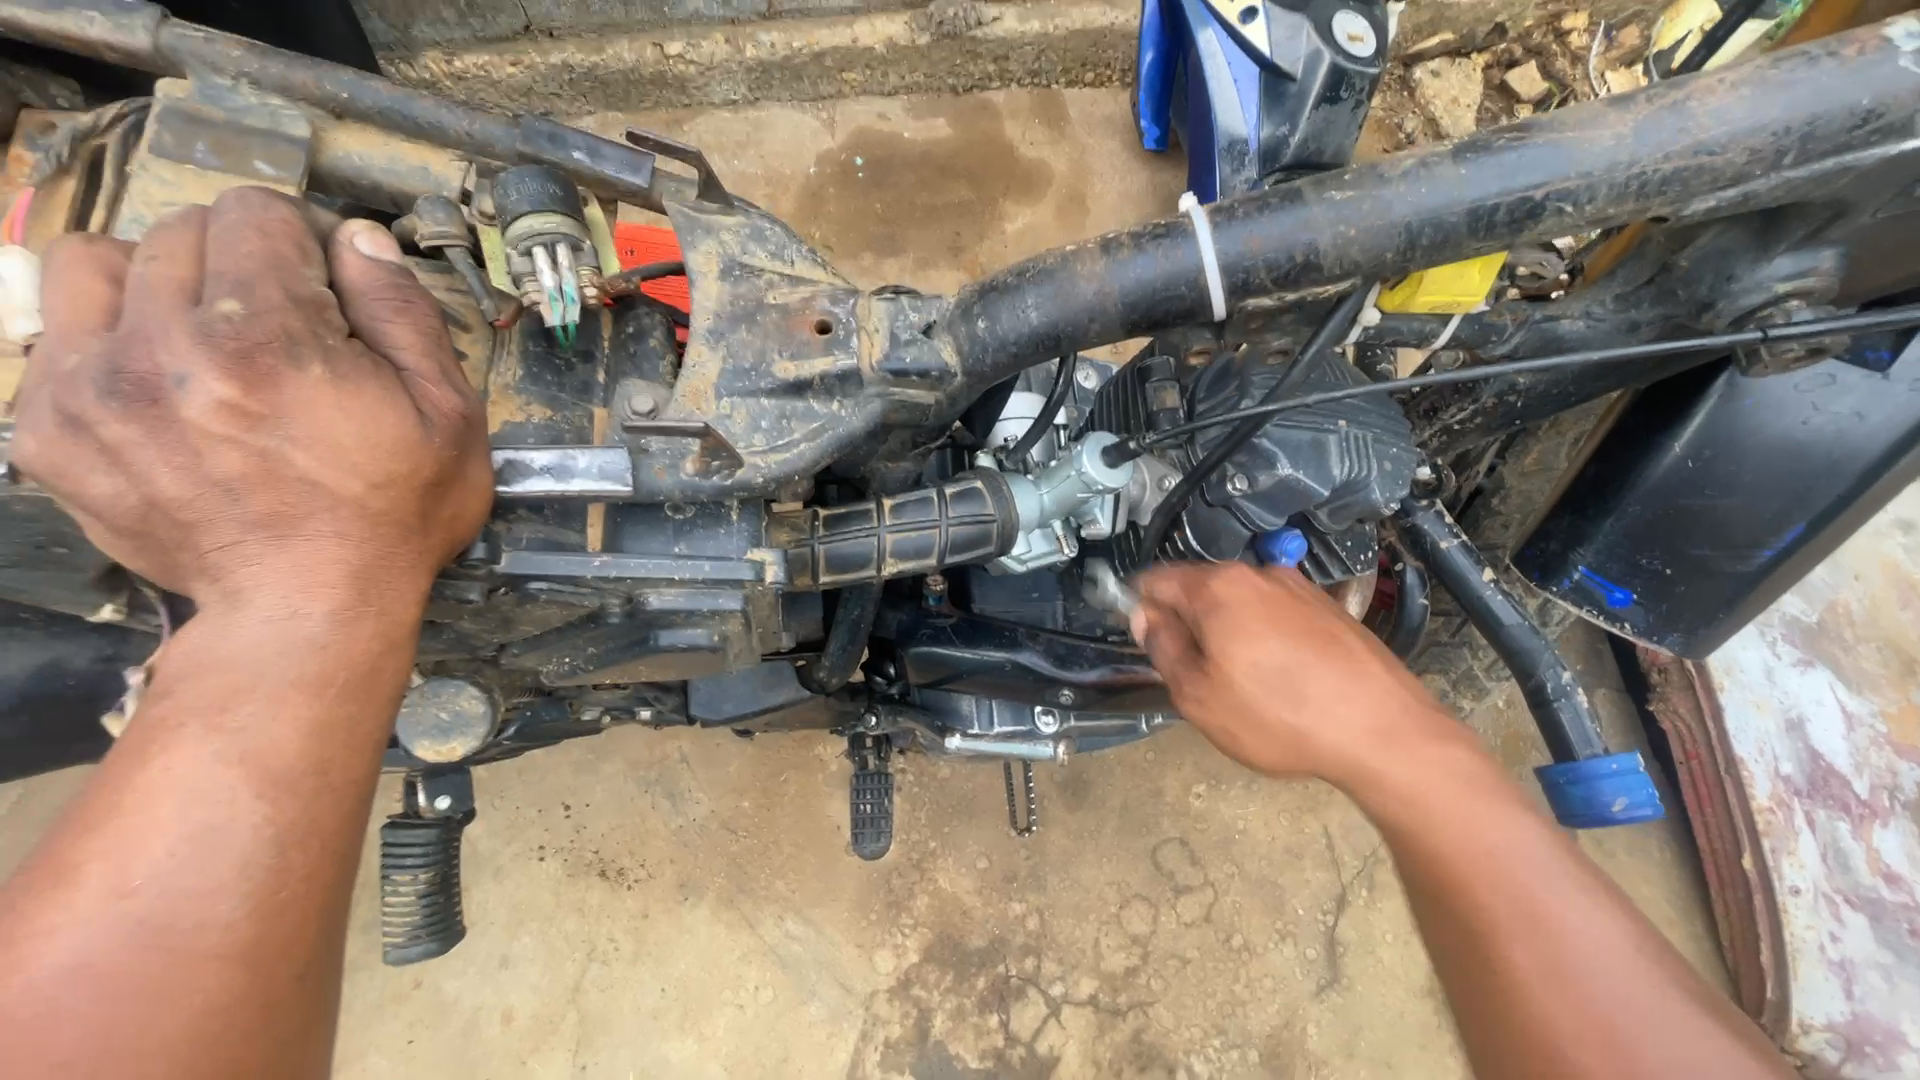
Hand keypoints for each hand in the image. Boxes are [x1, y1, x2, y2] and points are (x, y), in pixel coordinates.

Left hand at [8, 187, 492, 614]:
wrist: (308, 606)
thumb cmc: (397, 512)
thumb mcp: (449, 416)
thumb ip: (404, 315)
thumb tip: (358, 237)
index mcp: (268, 336)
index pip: (259, 213)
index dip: (310, 242)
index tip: (334, 292)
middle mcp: (159, 344)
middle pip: (180, 230)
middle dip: (244, 263)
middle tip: (289, 329)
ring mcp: (86, 388)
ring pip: (95, 264)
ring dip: (160, 285)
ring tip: (210, 344)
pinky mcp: (45, 431)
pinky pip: (57, 338)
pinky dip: (115, 345)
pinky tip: (172, 395)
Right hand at [1131, 561, 1457, 785]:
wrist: (1385, 732)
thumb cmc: (1279, 716)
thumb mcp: (1198, 696)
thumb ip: (1162, 649)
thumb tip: (1147, 618)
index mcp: (1218, 587)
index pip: (1155, 579)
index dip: (1140, 609)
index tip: (1148, 644)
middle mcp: (1258, 574)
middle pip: (1200, 589)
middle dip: (1187, 623)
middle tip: (1194, 674)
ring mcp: (1299, 589)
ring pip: (1240, 603)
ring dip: (1226, 631)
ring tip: (1242, 683)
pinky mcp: (1330, 609)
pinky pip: (1276, 615)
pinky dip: (1264, 637)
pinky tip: (1282, 680)